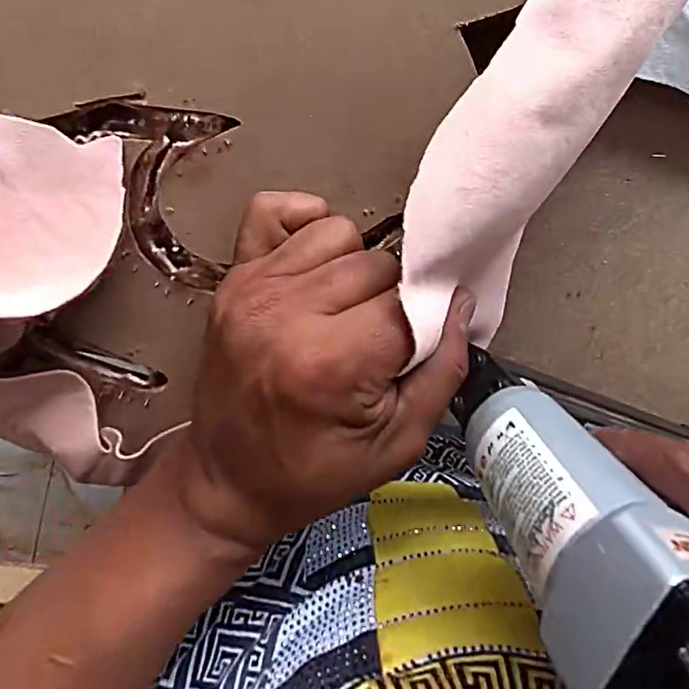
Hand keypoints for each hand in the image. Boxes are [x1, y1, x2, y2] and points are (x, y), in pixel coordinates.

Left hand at [161, 192, 474, 551]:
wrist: (227, 479)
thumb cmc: (308, 473)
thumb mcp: (397, 443)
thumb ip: (442, 369)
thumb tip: (460, 305)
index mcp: (325, 362)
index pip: (406, 303)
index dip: (423, 322)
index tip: (414, 345)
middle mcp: (284, 313)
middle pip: (377, 263)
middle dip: (391, 300)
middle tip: (376, 341)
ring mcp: (253, 288)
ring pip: (339, 231)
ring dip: (354, 266)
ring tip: (344, 309)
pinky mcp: (234, 277)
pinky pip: (273, 209)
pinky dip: (304, 225)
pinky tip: (315, 265)